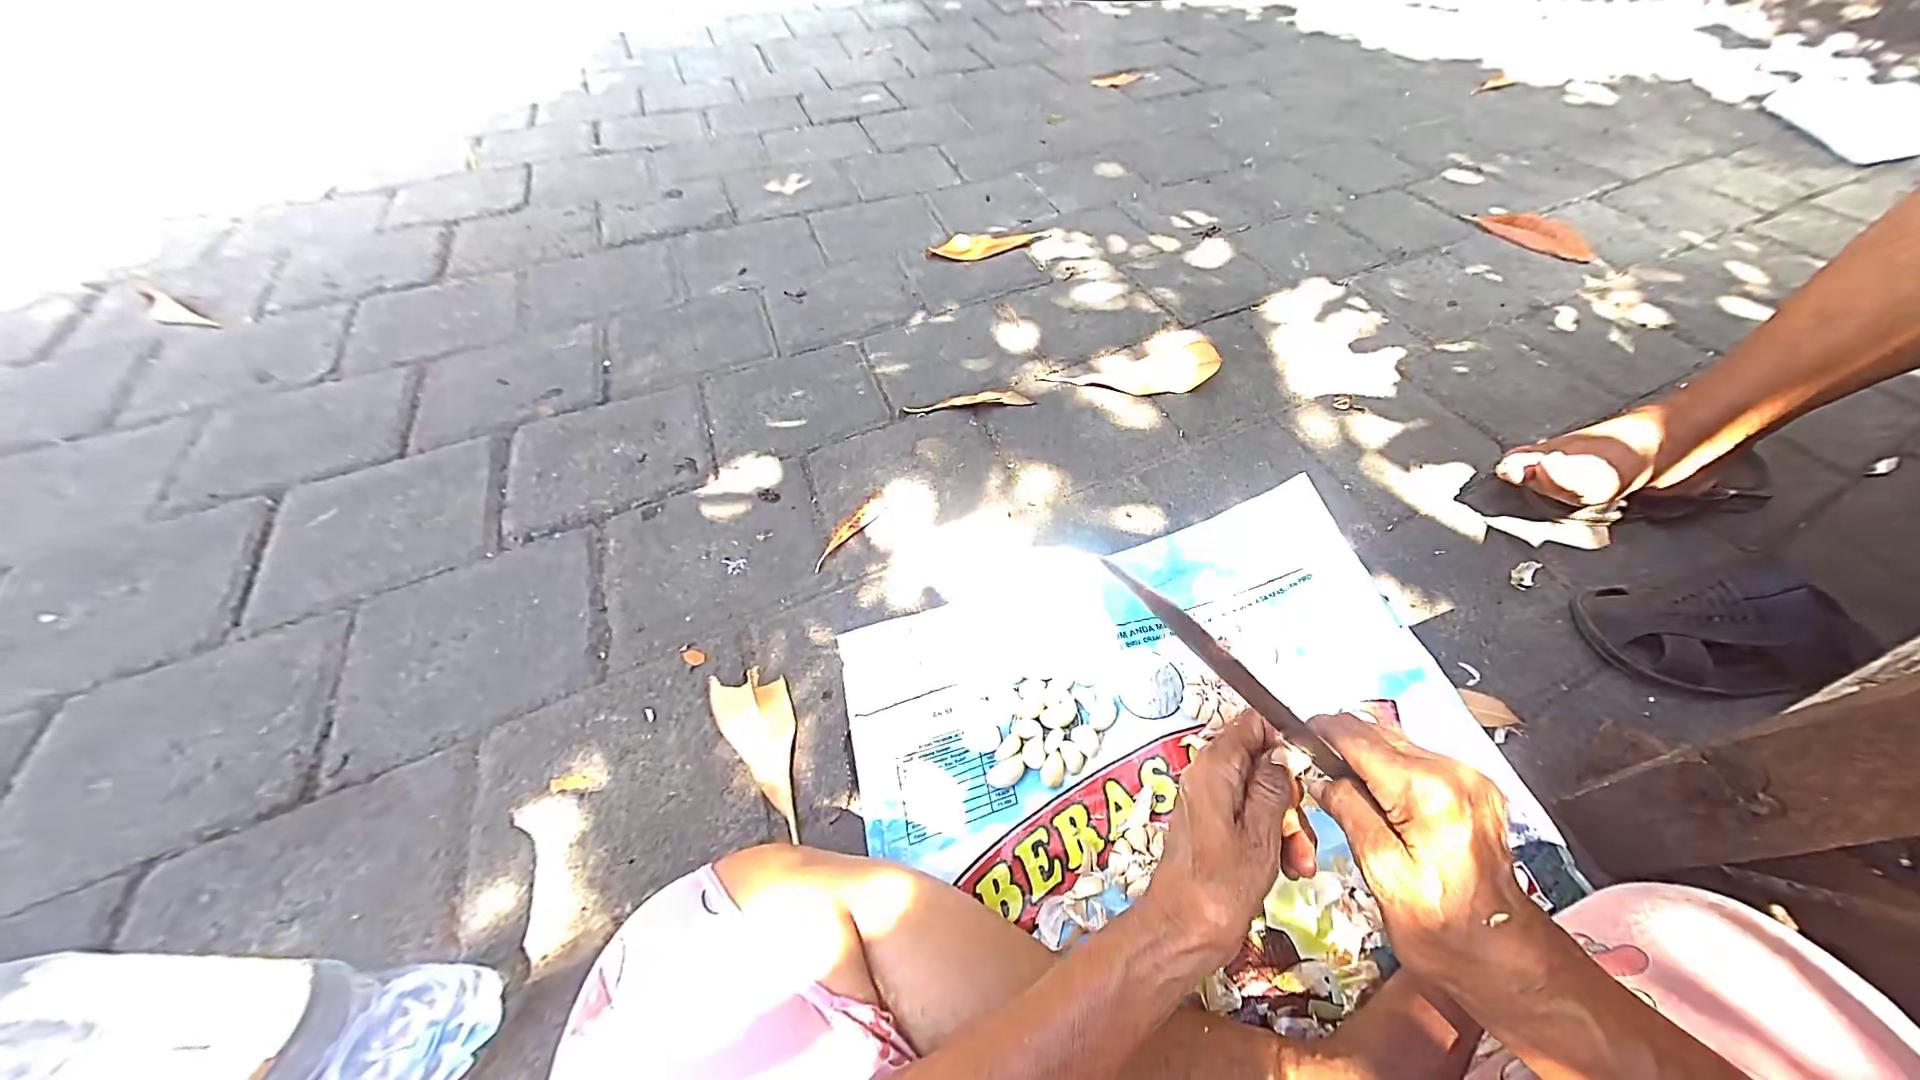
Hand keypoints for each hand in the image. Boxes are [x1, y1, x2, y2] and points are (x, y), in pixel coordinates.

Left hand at [1135, 709, 1317, 965]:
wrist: (1184, 927)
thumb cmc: (1220, 884)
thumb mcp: (1261, 833)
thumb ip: (1273, 787)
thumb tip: (1281, 752)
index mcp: (1213, 767)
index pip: (1250, 724)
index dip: (1283, 741)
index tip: (1305, 771)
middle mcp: (1205, 774)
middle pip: (1260, 761)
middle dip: (1289, 795)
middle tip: (1300, 834)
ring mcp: (1207, 797)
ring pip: (1259, 791)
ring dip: (1286, 823)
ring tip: (1296, 861)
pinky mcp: (1211, 820)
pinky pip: (1248, 813)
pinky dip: (1270, 834)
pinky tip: (1284, 865)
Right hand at [1305, 713, 1537, 975]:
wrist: (1512, 962)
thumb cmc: (1448, 932)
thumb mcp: (1382, 874)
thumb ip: (1348, 813)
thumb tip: (1321, 779)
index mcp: (1426, 792)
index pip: (1354, 734)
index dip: (1317, 733)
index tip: (1295, 741)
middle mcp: (1453, 775)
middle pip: (1374, 731)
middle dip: (1337, 745)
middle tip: (1313, 770)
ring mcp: (1468, 779)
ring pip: (1392, 741)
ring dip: (1361, 756)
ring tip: (1342, 787)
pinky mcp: (1473, 788)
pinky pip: (1413, 758)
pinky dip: (1386, 768)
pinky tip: (1375, 796)